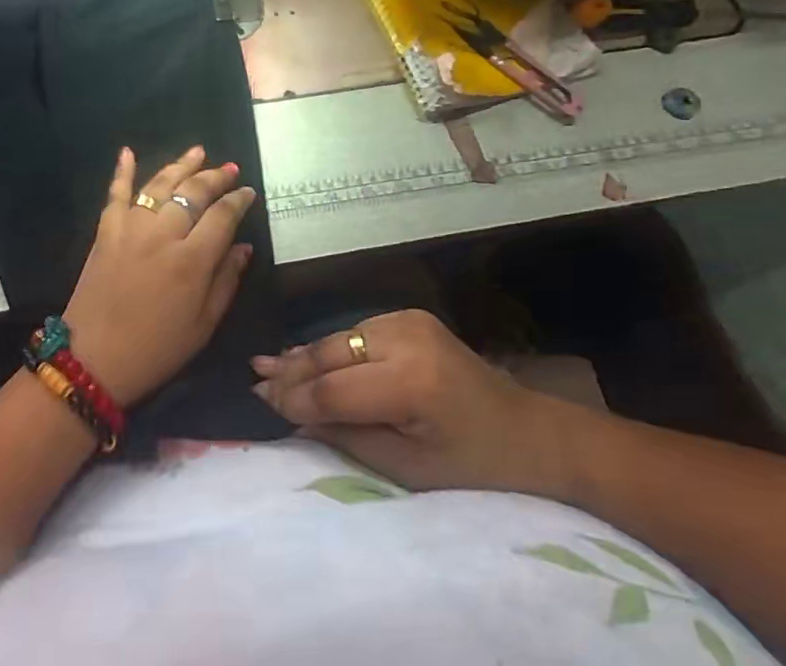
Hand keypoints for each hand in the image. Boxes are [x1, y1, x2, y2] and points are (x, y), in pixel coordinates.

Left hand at [61, 146, 258, 406]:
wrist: (93, 360)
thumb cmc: (158, 349)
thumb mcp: (204, 324)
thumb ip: (226, 280)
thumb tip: (243, 246)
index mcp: (192, 260)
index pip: (222, 215)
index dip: (238, 200)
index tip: (248, 192)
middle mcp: (163, 235)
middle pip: (193, 193)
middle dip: (215, 177)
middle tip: (229, 169)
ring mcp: (130, 229)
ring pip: (159, 186)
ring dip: (180, 165)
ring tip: (198, 151)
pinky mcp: (105, 232)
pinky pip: (115, 194)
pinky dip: (122, 171)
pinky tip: (128, 151)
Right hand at [251, 309, 591, 495]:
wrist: (532, 433)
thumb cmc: (473, 466)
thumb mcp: (407, 467)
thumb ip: (345, 435)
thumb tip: (292, 414)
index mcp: (411, 381)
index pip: (332, 390)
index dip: (292, 400)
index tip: (258, 403)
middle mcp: (406, 337)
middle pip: (330, 355)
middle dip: (292, 373)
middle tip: (254, 381)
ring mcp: (409, 321)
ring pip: (338, 339)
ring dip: (306, 357)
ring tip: (266, 366)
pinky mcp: (410, 317)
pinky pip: (355, 334)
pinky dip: (331, 349)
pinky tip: (304, 354)